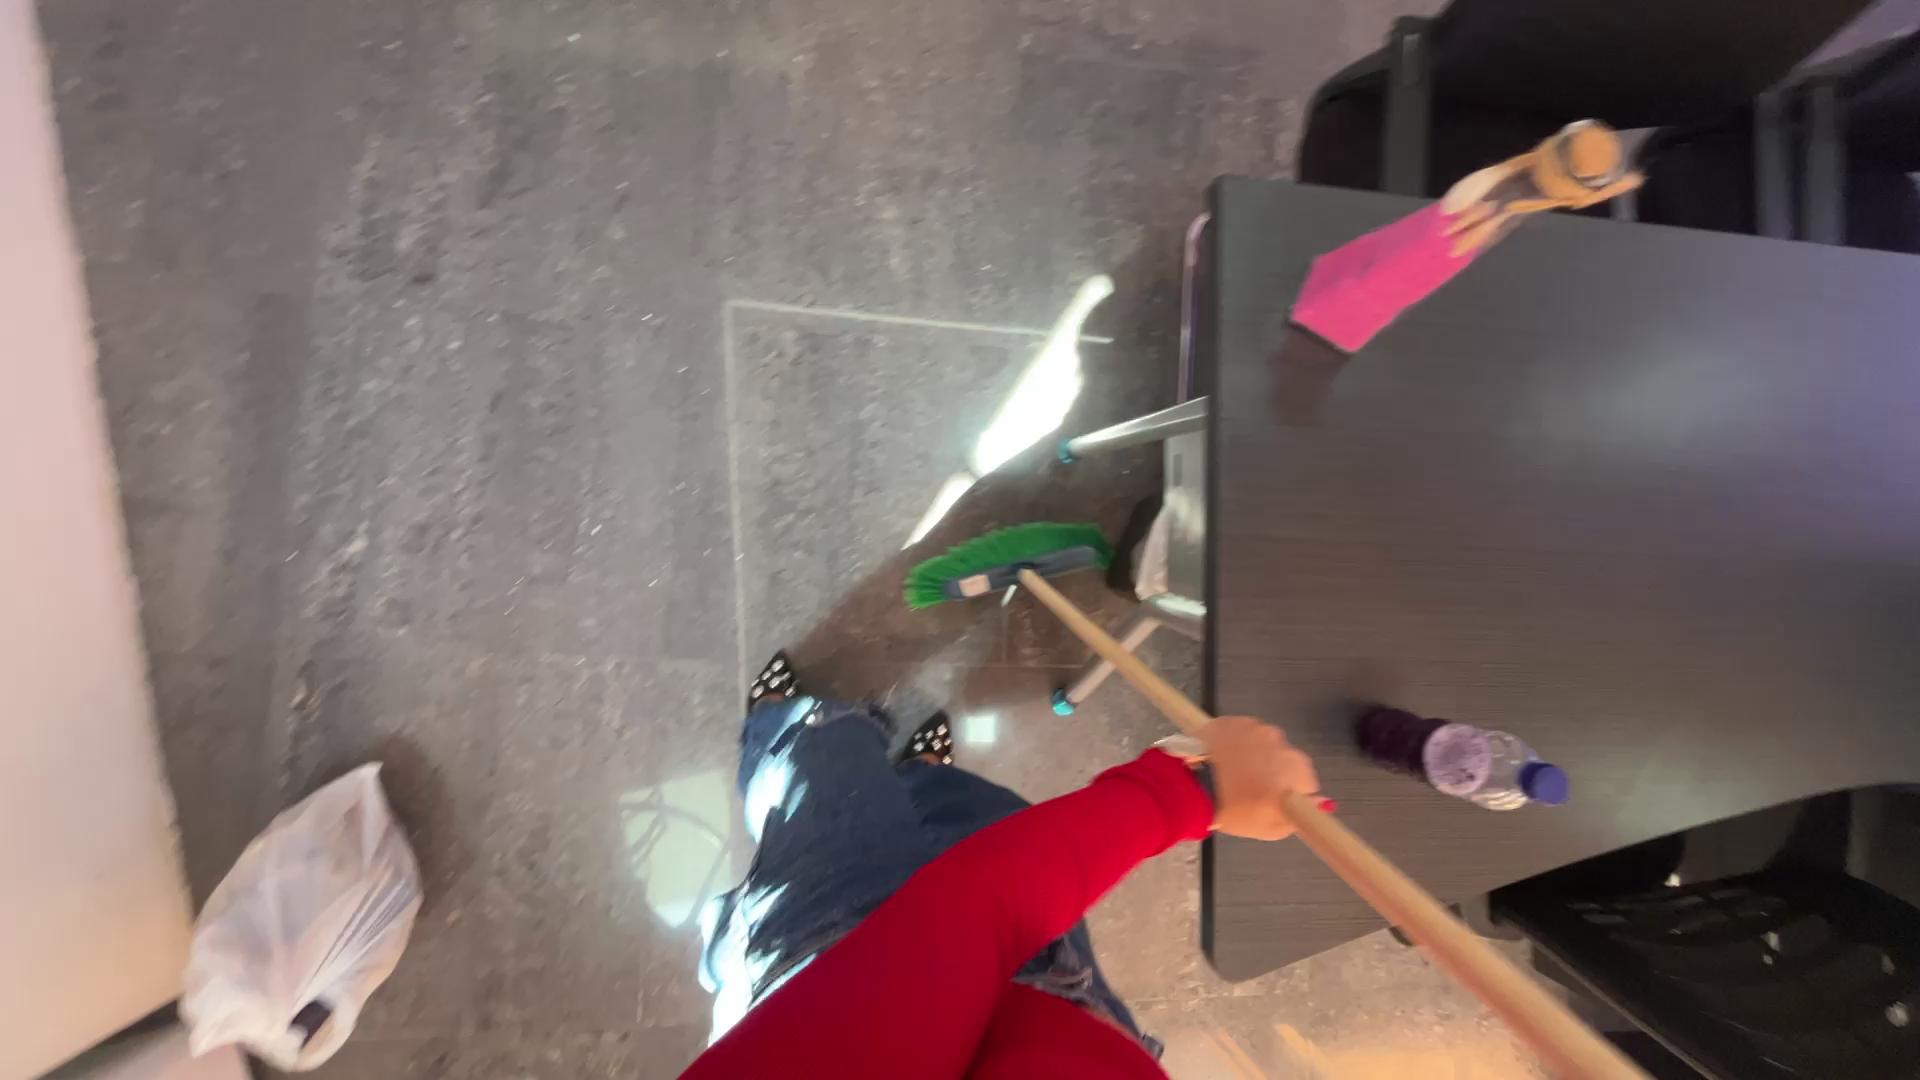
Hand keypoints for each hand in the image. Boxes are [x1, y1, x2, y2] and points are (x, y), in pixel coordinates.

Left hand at [1197, 715, 1320, 840]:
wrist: (1190, 786)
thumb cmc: (1232, 809)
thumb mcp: (1270, 827)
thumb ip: (1301, 816)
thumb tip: (1322, 804)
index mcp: (1294, 768)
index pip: (1307, 782)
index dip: (1292, 793)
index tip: (1276, 800)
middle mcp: (1280, 742)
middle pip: (1285, 758)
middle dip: (1274, 771)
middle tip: (1251, 788)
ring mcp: (1254, 727)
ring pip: (1263, 742)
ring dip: (1255, 753)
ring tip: (1234, 771)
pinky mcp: (1232, 719)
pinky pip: (1241, 731)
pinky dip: (1236, 741)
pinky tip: (1224, 756)